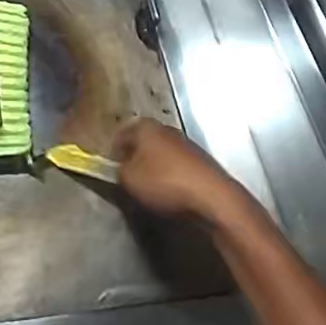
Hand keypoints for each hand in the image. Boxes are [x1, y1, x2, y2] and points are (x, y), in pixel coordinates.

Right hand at [113, 117, 247, 224]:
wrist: (213, 198)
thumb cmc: (164, 182)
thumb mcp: (129, 179)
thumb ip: (119, 170)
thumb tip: (121, 167)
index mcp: (145, 126)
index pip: (121, 135)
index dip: (113, 153)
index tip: (111, 169)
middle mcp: (166, 128)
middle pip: (143, 142)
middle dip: (135, 158)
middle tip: (129, 178)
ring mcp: (186, 143)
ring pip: (161, 153)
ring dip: (154, 167)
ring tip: (150, 188)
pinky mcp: (202, 161)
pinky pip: (177, 166)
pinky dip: (171, 175)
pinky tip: (171, 192)